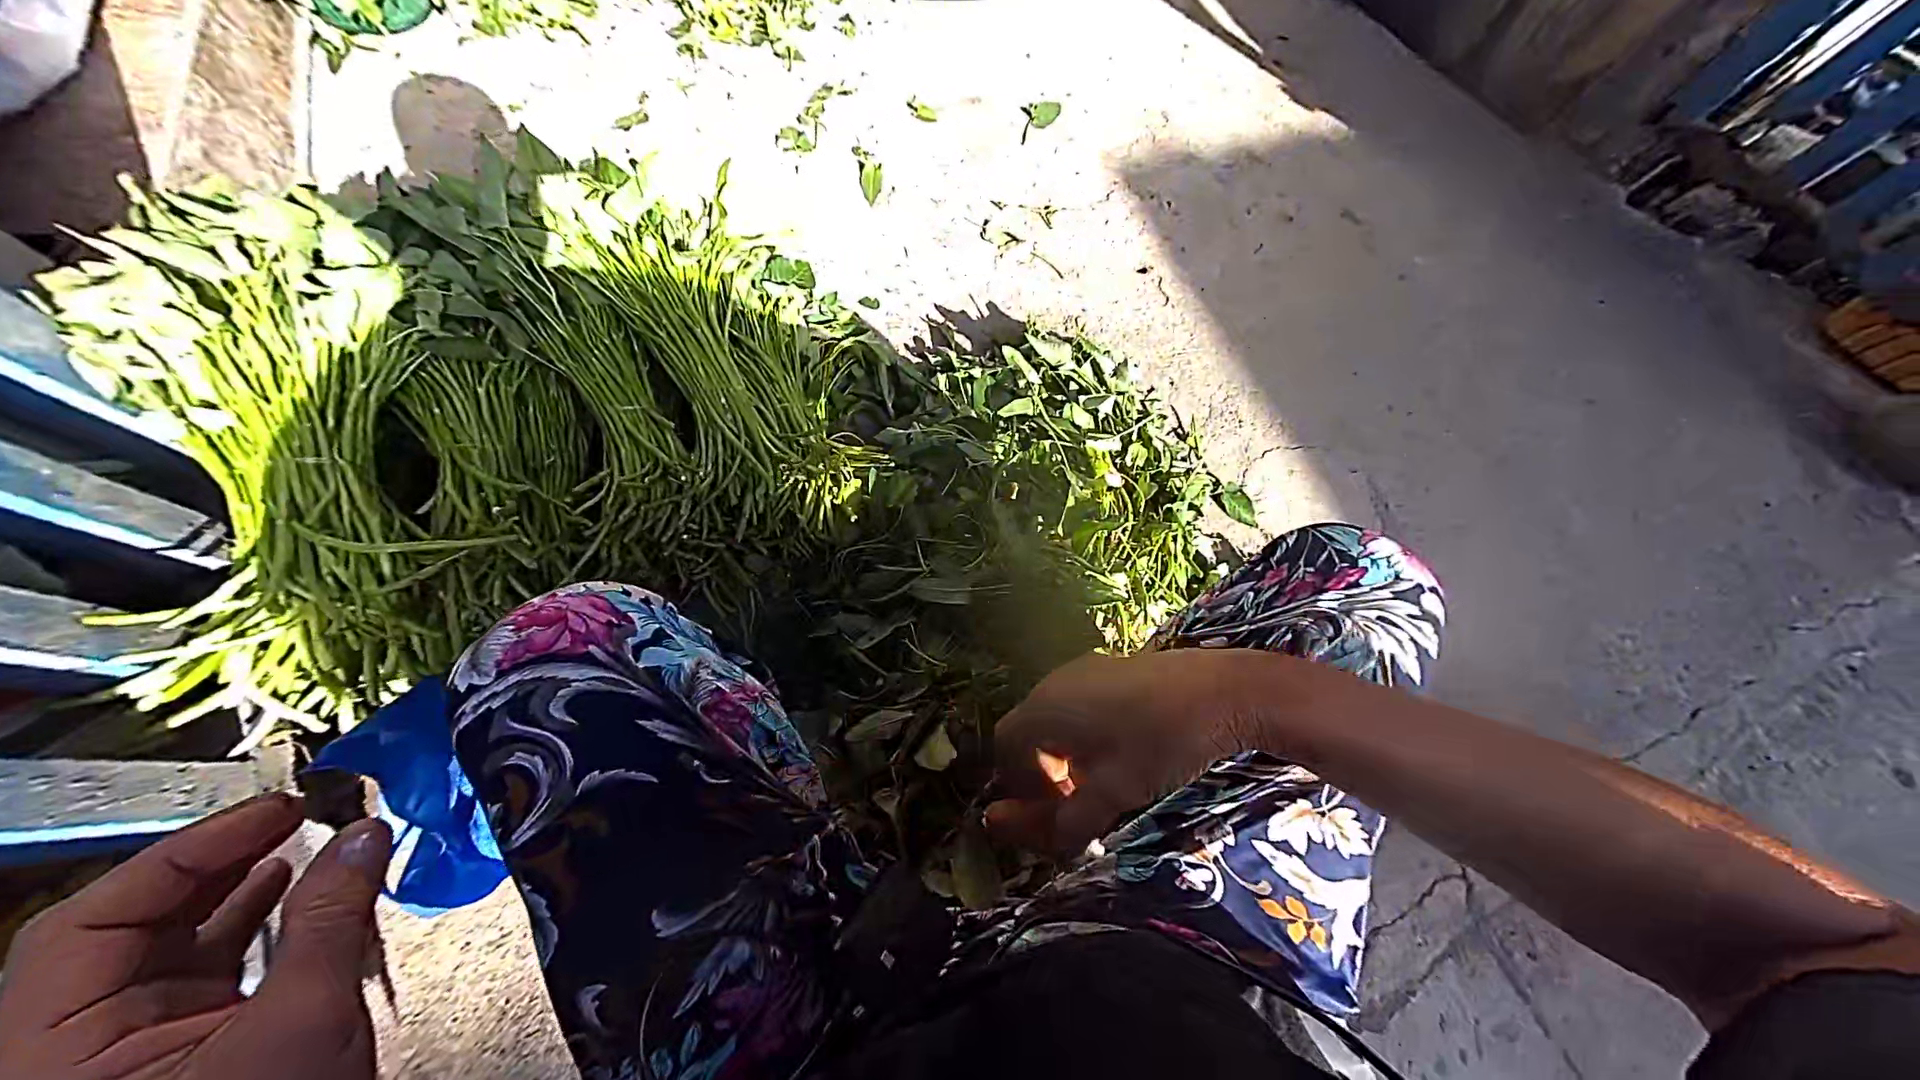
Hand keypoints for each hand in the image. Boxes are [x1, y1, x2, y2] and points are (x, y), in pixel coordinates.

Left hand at [0, 794, 391, 1079]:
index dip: (185, 853)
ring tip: (302, 839)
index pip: (90, 922)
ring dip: (239, 887)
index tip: (276, 809)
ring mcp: (124, 1052)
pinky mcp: (179, 1050)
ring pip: (169, 946)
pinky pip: (206, 967)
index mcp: (46, 1059)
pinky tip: (295, 885)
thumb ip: (330, 918)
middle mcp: (66, 1053)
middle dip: (216, 863)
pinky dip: (253, 921)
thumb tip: (367, 831)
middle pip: (127, 929)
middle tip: (295, 814)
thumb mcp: (302, 1020)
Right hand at [986, 649, 1329, 854]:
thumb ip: (1061, 819)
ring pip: (1052, 719)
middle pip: (1026, 733)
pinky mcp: (1107, 666)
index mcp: (1044, 709)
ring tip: (1101, 782)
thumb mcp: (1112, 792)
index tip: (1056, 813)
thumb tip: (1008, 830)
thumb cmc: (1161, 743)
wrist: (1223, 690)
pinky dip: (1082, 735)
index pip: (1004, 750)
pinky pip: (1076, 704)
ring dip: (1062, 756)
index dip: (1021, 788)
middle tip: (1076, 804)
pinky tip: (1121, 753)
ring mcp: (1081, 670)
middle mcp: (1053, 683)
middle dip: (1041, 774)